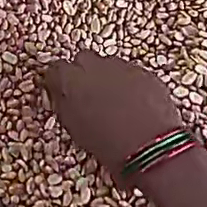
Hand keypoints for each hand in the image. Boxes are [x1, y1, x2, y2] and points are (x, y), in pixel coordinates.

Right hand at [42, 51, 183, 177]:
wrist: (150, 147)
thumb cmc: (106, 143)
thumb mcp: (73, 126)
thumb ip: (63, 103)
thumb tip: (61, 94)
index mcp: (70, 80)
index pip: (56, 69)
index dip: (59, 80)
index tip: (62, 90)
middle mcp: (94, 66)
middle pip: (82, 59)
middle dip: (83, 72)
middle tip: (88, 94)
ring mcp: (121, 67)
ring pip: (109, 65)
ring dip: (108, 77)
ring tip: (115, 101)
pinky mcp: (145, 73)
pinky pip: (131, 73)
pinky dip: (130, 84)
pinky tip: (135, 104)